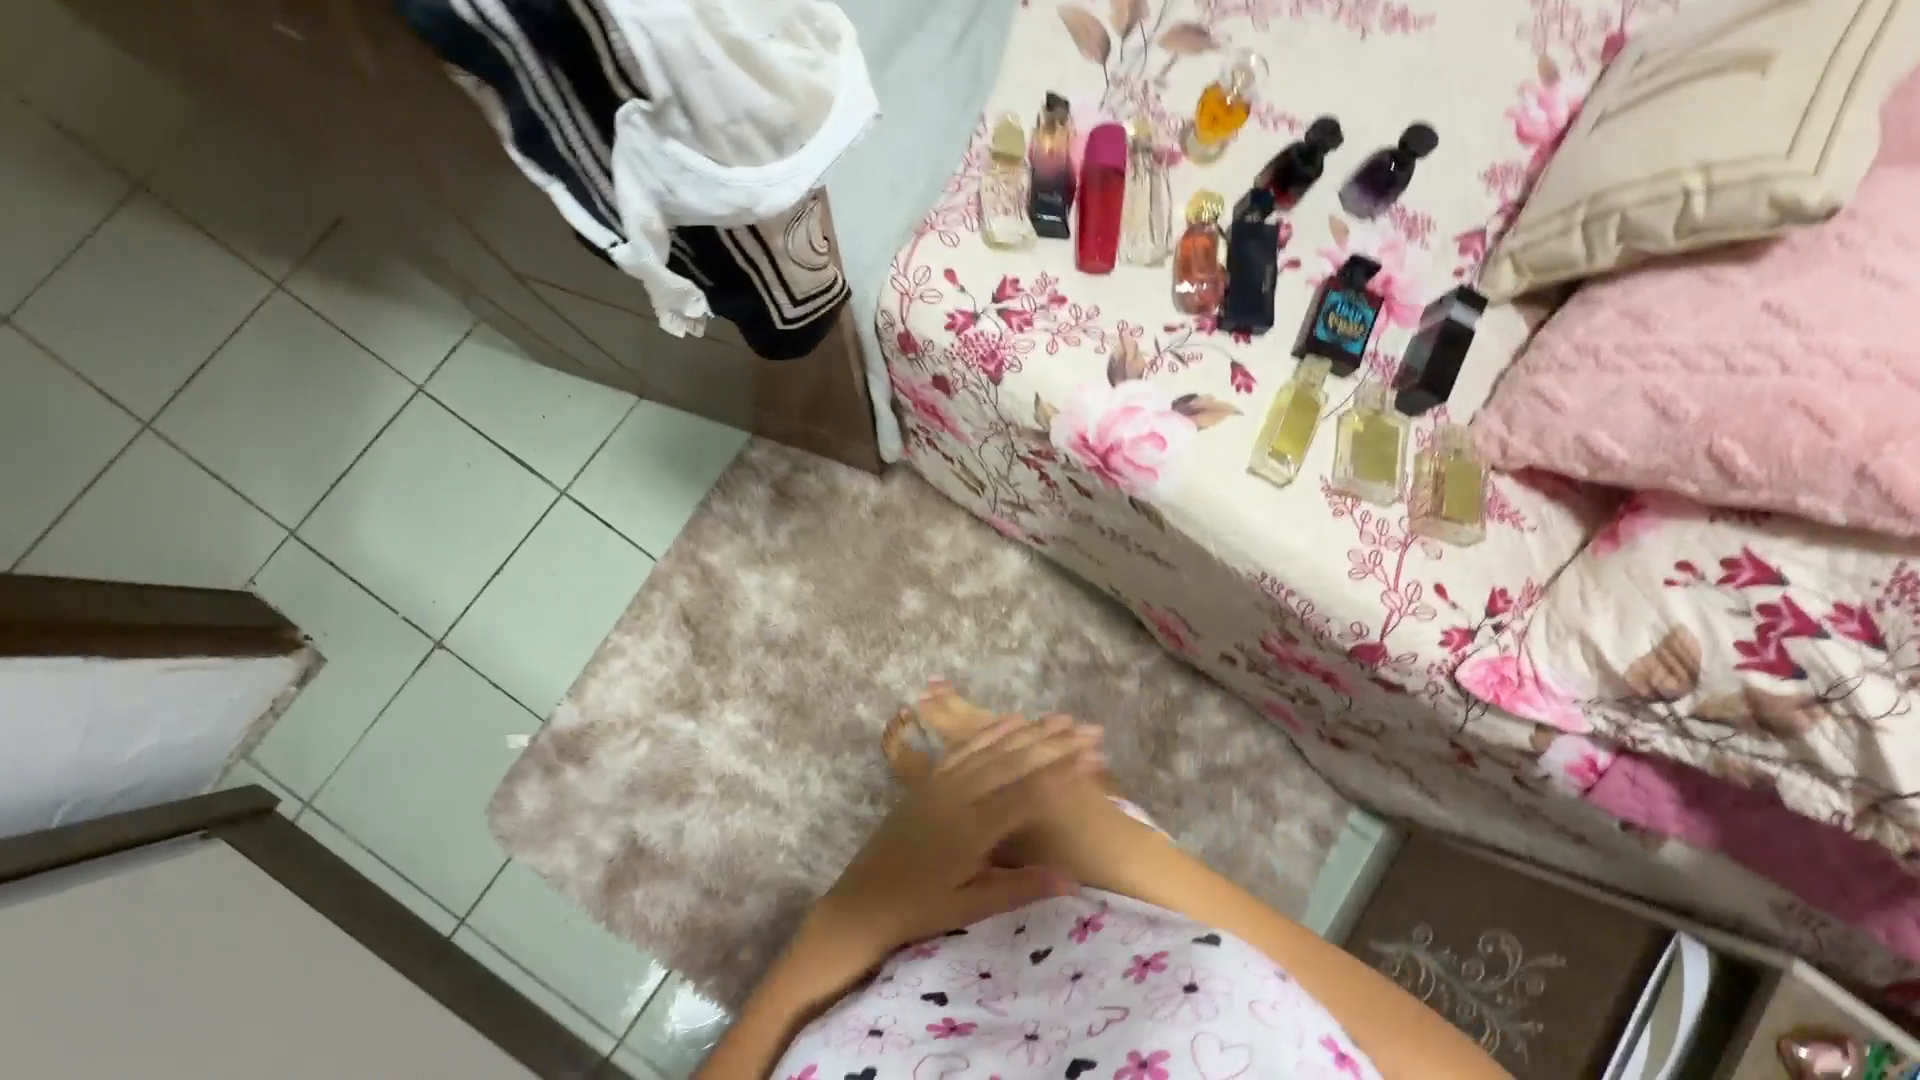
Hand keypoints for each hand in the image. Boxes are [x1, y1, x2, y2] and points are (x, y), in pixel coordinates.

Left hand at [807, 714, 1102, 966]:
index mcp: (970, 830)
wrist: (863, 902)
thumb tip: (1072, 879)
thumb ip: (1019, 889)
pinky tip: (1011, 720)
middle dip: (1055, 744)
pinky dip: (990, 732)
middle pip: (1013, 763)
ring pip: (991, 749)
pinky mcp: (928, 781)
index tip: (1095, 759)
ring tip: (1063, 719)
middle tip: (1092, 731)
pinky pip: (963, 748)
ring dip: (1029, 732)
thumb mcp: (970, 908)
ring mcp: (940, 784)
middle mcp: (957, 797)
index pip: (1026, 795)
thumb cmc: (920, 910)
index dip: (1063, 775)